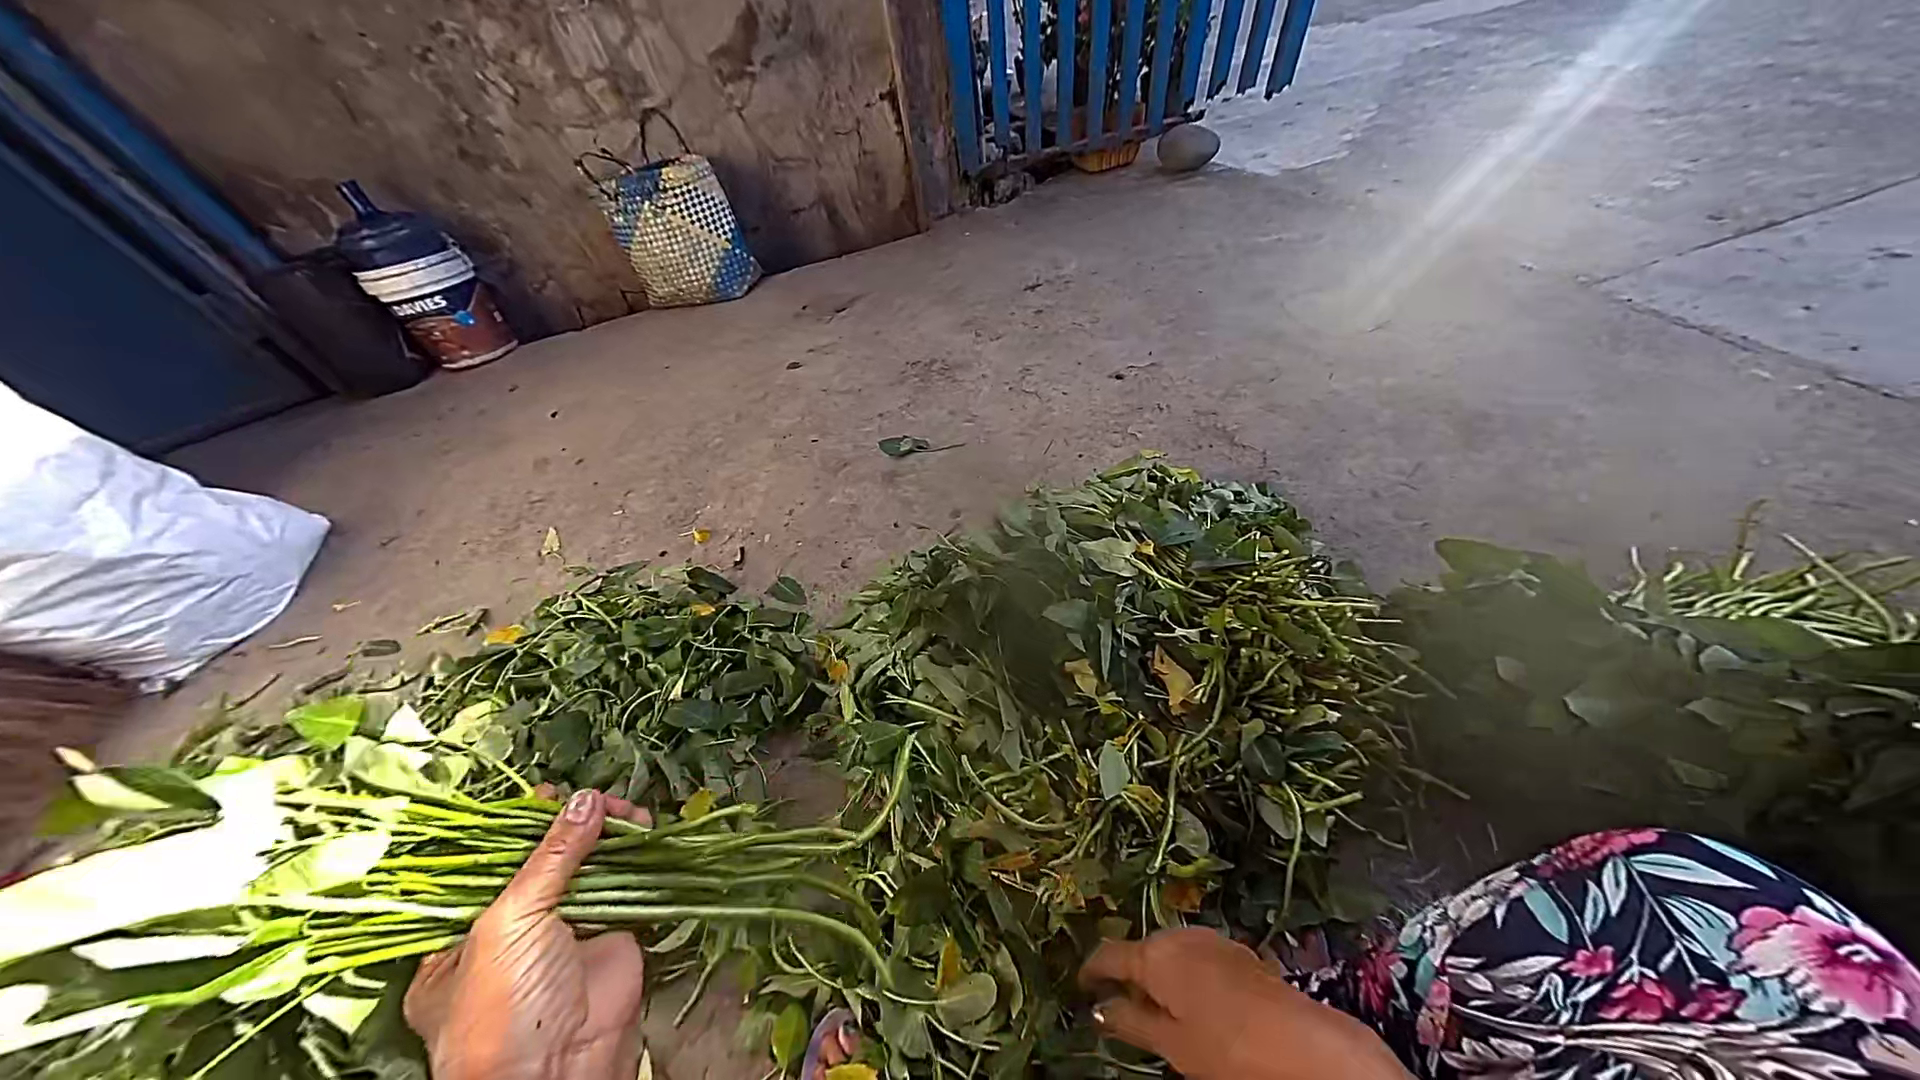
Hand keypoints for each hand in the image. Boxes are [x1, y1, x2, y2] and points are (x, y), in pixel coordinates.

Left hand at [405, 789, 652, 1079]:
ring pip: (593, 867)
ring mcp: (571, 928)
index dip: (521, 826)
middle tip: (597, 798)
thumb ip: (551, 856)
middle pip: (551, 860)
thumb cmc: (503, 1005)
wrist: (559, 1071)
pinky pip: (629, 884)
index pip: (497, 864)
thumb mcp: (511, 921)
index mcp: (470, 933)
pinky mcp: (616, 931)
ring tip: (625, 811)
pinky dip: (639, 856)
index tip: (547, 792)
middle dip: (574, 825)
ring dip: (610, 835)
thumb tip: (585, 799)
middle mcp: (521, 927)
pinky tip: (643, 831)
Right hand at [1079, 927, 1411, 1079]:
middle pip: (1140, 950)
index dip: (1090, 970)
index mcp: (1154, 954)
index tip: (1079, 986)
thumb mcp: (1173, 1045)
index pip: (1108, 953)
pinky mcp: (1236, 950)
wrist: (1306, 1043)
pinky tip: (1198, 1006)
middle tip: (1122, 1008)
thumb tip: (1098, 1009)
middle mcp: (1178, 936)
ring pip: (1170, 952)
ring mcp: (1209, 939)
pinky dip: (1186, 976)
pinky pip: (1195, 957)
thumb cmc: (1228, 1047)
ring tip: (1161, 1011)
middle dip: (1129, 975)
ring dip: (1159, 976)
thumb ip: (1131, 1022)